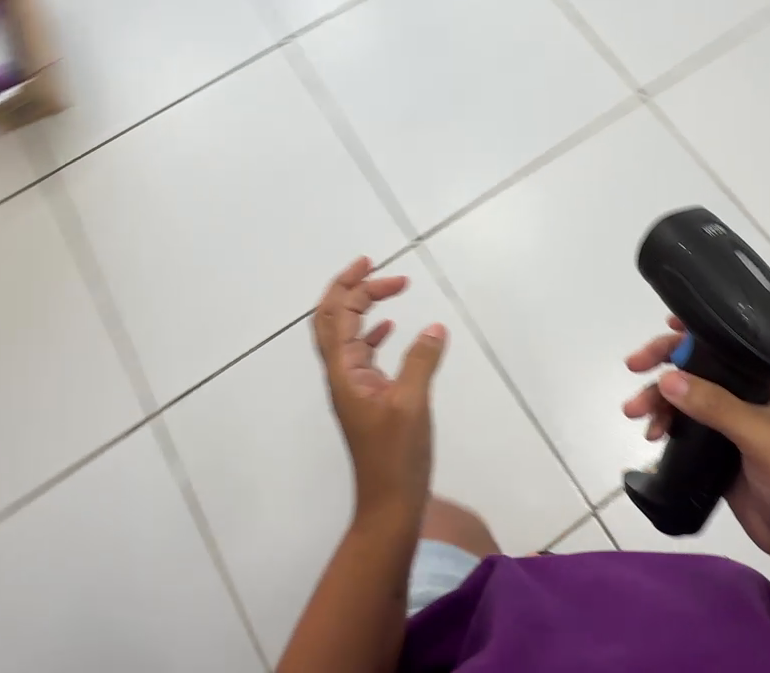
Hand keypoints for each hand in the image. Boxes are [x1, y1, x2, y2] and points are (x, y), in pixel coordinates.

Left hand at [312, 257, 447, 525]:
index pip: (334, 315)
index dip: (348, 285)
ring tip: (392, 289)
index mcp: (344, 372)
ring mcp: (354, 387)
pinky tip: (393, 329)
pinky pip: (364, 355)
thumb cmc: (396, 457)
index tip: (372, 264)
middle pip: (335, 320)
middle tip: (386, 273)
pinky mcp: (368, 399)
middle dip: (354, 290)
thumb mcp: (412, 404)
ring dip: (365, 308)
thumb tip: (434, 327)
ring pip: (349, 335)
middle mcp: (342, 375)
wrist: (388, 505)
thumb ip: (421, 361)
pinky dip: (374, 334)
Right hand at [623, 318, 769, 564]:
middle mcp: (755, 390)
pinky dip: (665, 422)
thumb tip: (666, 378)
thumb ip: (715, 405)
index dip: (698, 328)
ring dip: (658, 398)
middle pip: (701, 363)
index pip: (732, 339)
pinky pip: (685, 421)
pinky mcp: (720, 444)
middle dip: (665, 364)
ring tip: (633, 413)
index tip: (665, 326)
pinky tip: (652, 434)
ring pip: (688, 393)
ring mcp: (735, 417)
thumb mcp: (763, 439)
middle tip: (633, 366)